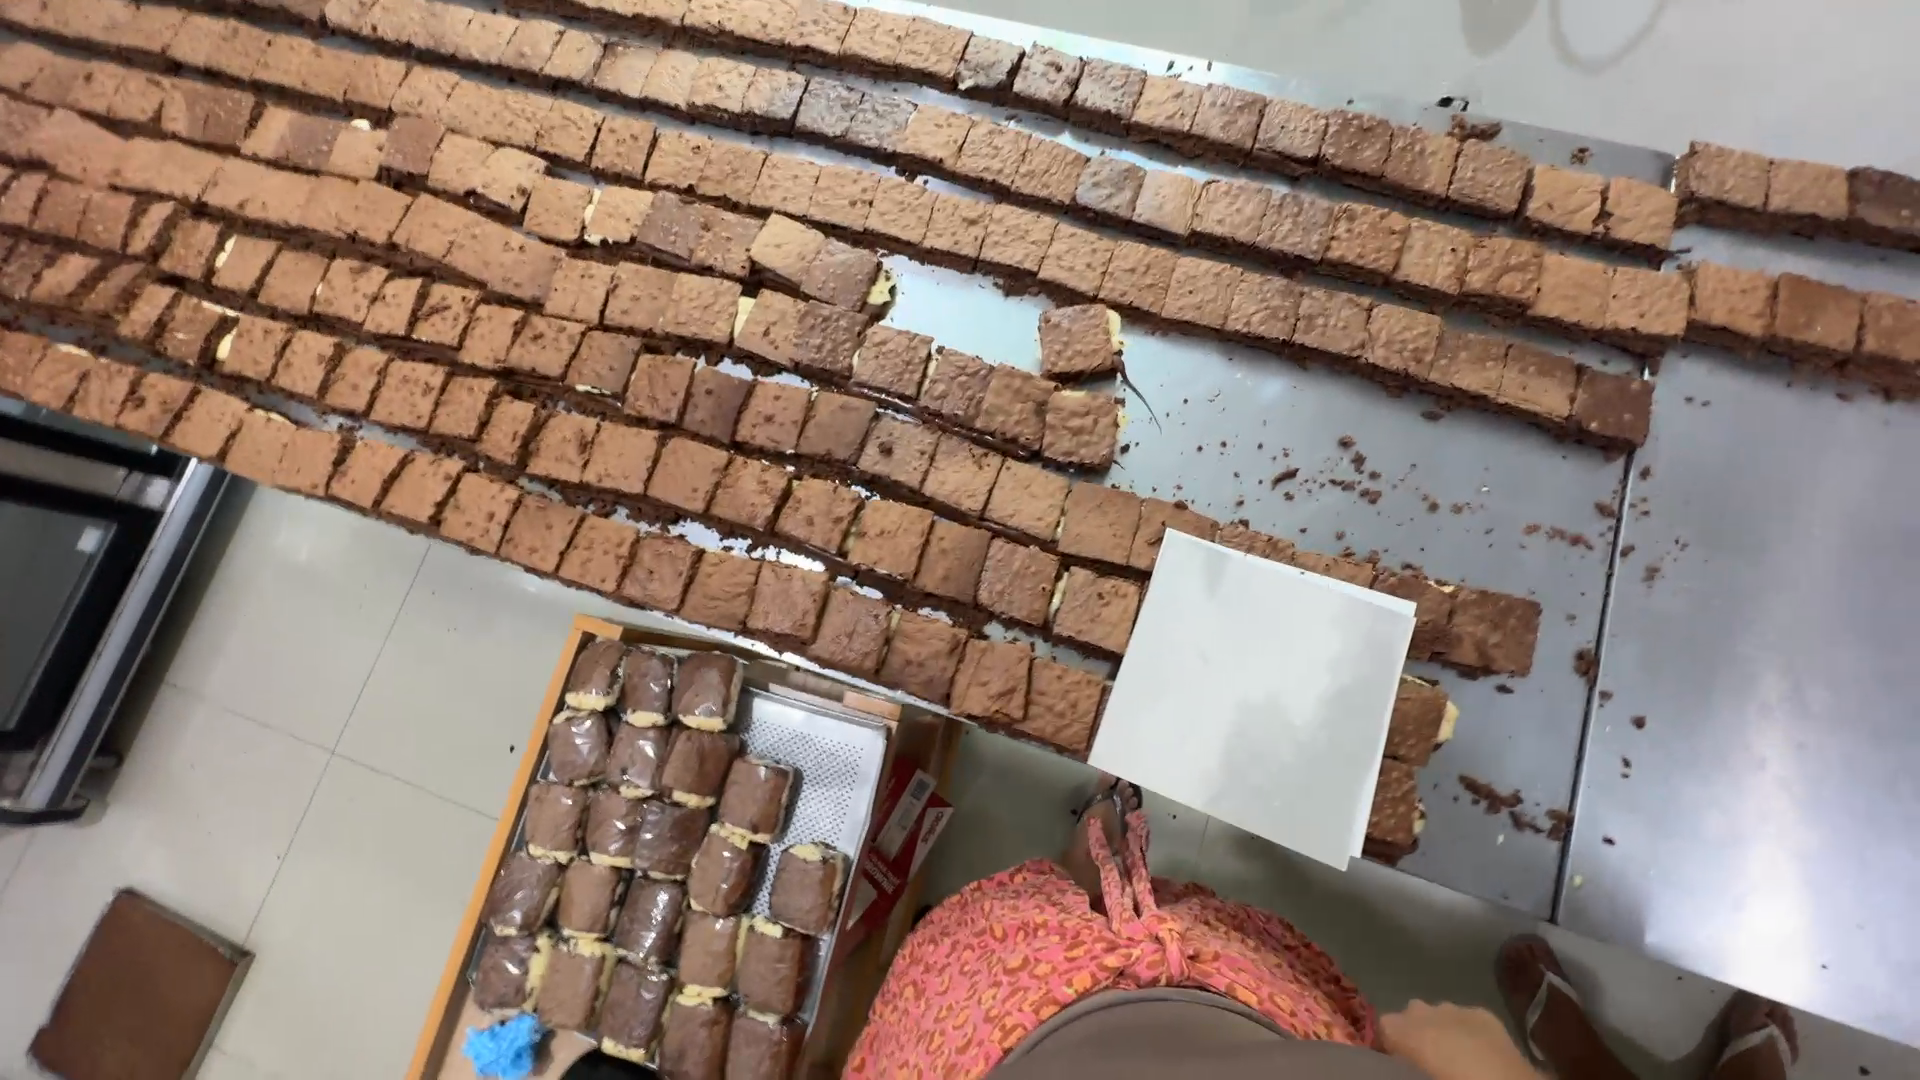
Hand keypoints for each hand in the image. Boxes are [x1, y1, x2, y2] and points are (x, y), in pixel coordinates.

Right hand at [1379, 1001, 1543, 1079]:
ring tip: (1456, 1054)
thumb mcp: (1422, 1074)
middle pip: (1410, 1015)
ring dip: (1443, 1029)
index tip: (1398, 1059)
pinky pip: (1466, 1018)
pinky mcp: (1481, 1013)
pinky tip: (1479, 1048)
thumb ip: (1409, 1060)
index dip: (1389, 1042)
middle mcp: (1420, 1010)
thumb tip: (1407, 1060)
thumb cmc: (1454, 1079)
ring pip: (1439, 1013)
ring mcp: (1452, 1008)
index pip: (1383, 1025)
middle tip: (1429, 1059)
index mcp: (1400, 1027)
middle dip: (1417, 1032)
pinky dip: (1467, 1029)